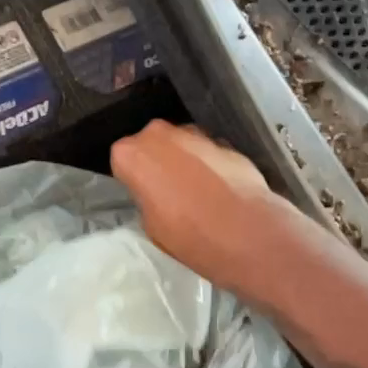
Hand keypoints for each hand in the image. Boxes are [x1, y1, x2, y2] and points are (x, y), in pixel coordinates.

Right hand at [110, 120, 282, 291]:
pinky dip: (209, 166)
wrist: (245, 232)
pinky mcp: (226, 142)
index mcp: (130, 154)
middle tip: (166, 191)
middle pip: (151, 144)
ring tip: (195, 192)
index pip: (122, 160)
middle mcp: (159, 134)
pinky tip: (218, 190)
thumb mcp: (148, 222)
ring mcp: (196, 134)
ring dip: (184, 160)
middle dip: (158, 162)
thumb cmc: (185, 233)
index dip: (133, 178)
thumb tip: (157, 192)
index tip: (142, 194)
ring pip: (181, 144)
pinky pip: (208, 153)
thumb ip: (147, 196)